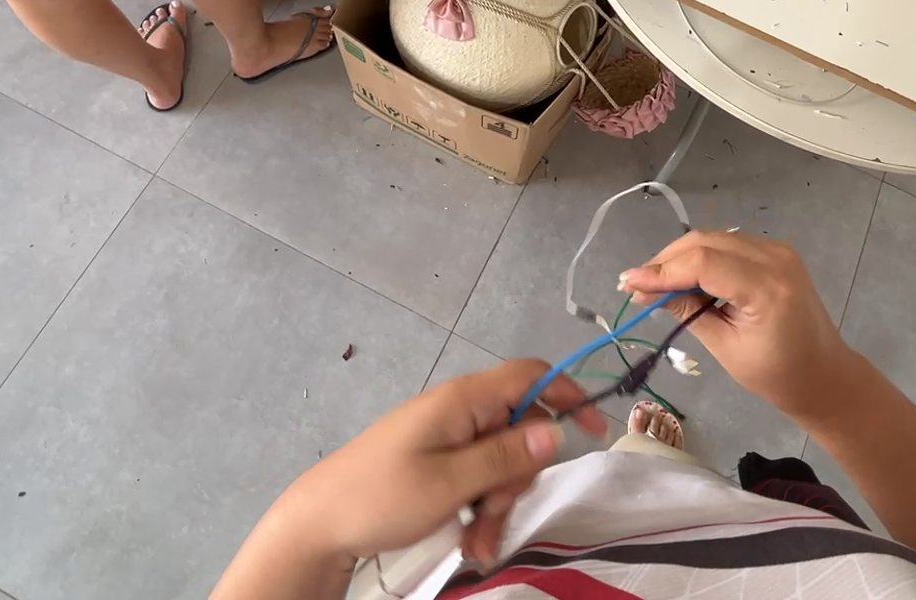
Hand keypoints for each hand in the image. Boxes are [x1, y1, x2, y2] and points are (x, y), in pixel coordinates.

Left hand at [271, 358, 608, 565]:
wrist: (320, 520)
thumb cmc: (383, 495)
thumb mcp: (450, 482)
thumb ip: (505, 455)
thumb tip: (556, 429)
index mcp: (464, 399)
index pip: (529, 375)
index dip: (567, 392)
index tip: (595, 429)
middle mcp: (460, 409)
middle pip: (519, 427)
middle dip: (517, 476)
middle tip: (495, 515)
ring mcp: (448, 434)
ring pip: (500, 459)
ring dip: (498, 501)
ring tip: (476, 540)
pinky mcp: (438, 458)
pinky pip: (477, 474)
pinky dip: (480, 505)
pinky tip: (468, 537)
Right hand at [620, 231, 857, 425]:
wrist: (826, 376)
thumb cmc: (778, 375)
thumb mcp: (725, 348)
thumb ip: (686, 312)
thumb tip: (644, 291)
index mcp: (767, 288)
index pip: (703, 262)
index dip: (661, 270)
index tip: (628, 283)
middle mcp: (775, 258)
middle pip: (704, 241)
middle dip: (665, 260)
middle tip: (636, 284)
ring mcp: (777, 249)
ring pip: (712, 237)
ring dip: (680, 256)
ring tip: (653, 282)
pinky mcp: (775, 250)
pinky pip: (726, 243)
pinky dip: (700, 256)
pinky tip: (683, 276)